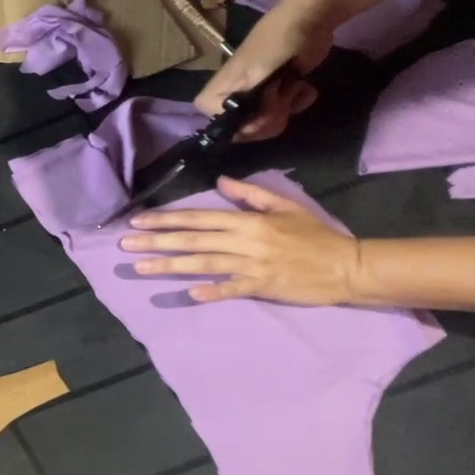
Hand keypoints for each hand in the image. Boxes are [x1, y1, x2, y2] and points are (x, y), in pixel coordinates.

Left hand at [119, 177, 362, 305]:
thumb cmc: (315, 236)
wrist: (349, 265)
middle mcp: (246, 240)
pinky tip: (188, 294)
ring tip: (140, 267)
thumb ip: (251, 195)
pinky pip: (232, 288)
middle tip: (124, 244)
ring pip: (204, 263)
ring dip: (170, 265)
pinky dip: (212, 291)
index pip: (199, 218)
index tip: (137, 221)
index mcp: (249, 221)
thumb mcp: (286, 207)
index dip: (166, 219)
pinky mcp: (262, 285)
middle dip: (157, 241)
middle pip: (193, 239)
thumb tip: (221, 180)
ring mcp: (253, 264)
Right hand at [194, 0, 329, 140]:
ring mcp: (255, 99)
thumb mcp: (253, 75)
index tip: (265, 109)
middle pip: (246, 130)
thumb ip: (244, 104)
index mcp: (215, 97)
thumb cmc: (275, 43)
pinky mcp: (277, 95)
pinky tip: (302, 86)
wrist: (309, 20)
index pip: (220, 129)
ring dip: (287, 107)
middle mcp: (230, 101)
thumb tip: (245, 130)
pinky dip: (299, 102)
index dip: (245, 125)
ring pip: (267, 124)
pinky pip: (285, 114)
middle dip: (270, 116)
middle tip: (281, 94)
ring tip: (292, 86)